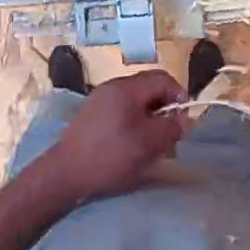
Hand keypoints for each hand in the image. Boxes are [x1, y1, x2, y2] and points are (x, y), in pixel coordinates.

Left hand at [33, 70, 188, 201]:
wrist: (67, 171)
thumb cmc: (111, 155)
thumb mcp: (150, 143)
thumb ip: (172, 127)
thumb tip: (182, 119)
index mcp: (126, 88)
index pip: (163, 79)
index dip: (179, 96)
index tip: (182, 121)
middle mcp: (112, 87)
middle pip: (149, 87)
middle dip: (165, 107)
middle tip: (170, 132)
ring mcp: (99, 99)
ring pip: (136, 100)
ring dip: (150, 116)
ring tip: (154, 142)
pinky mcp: (92, 114)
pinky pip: (121, 109)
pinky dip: (134, 121)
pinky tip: (134, 143)